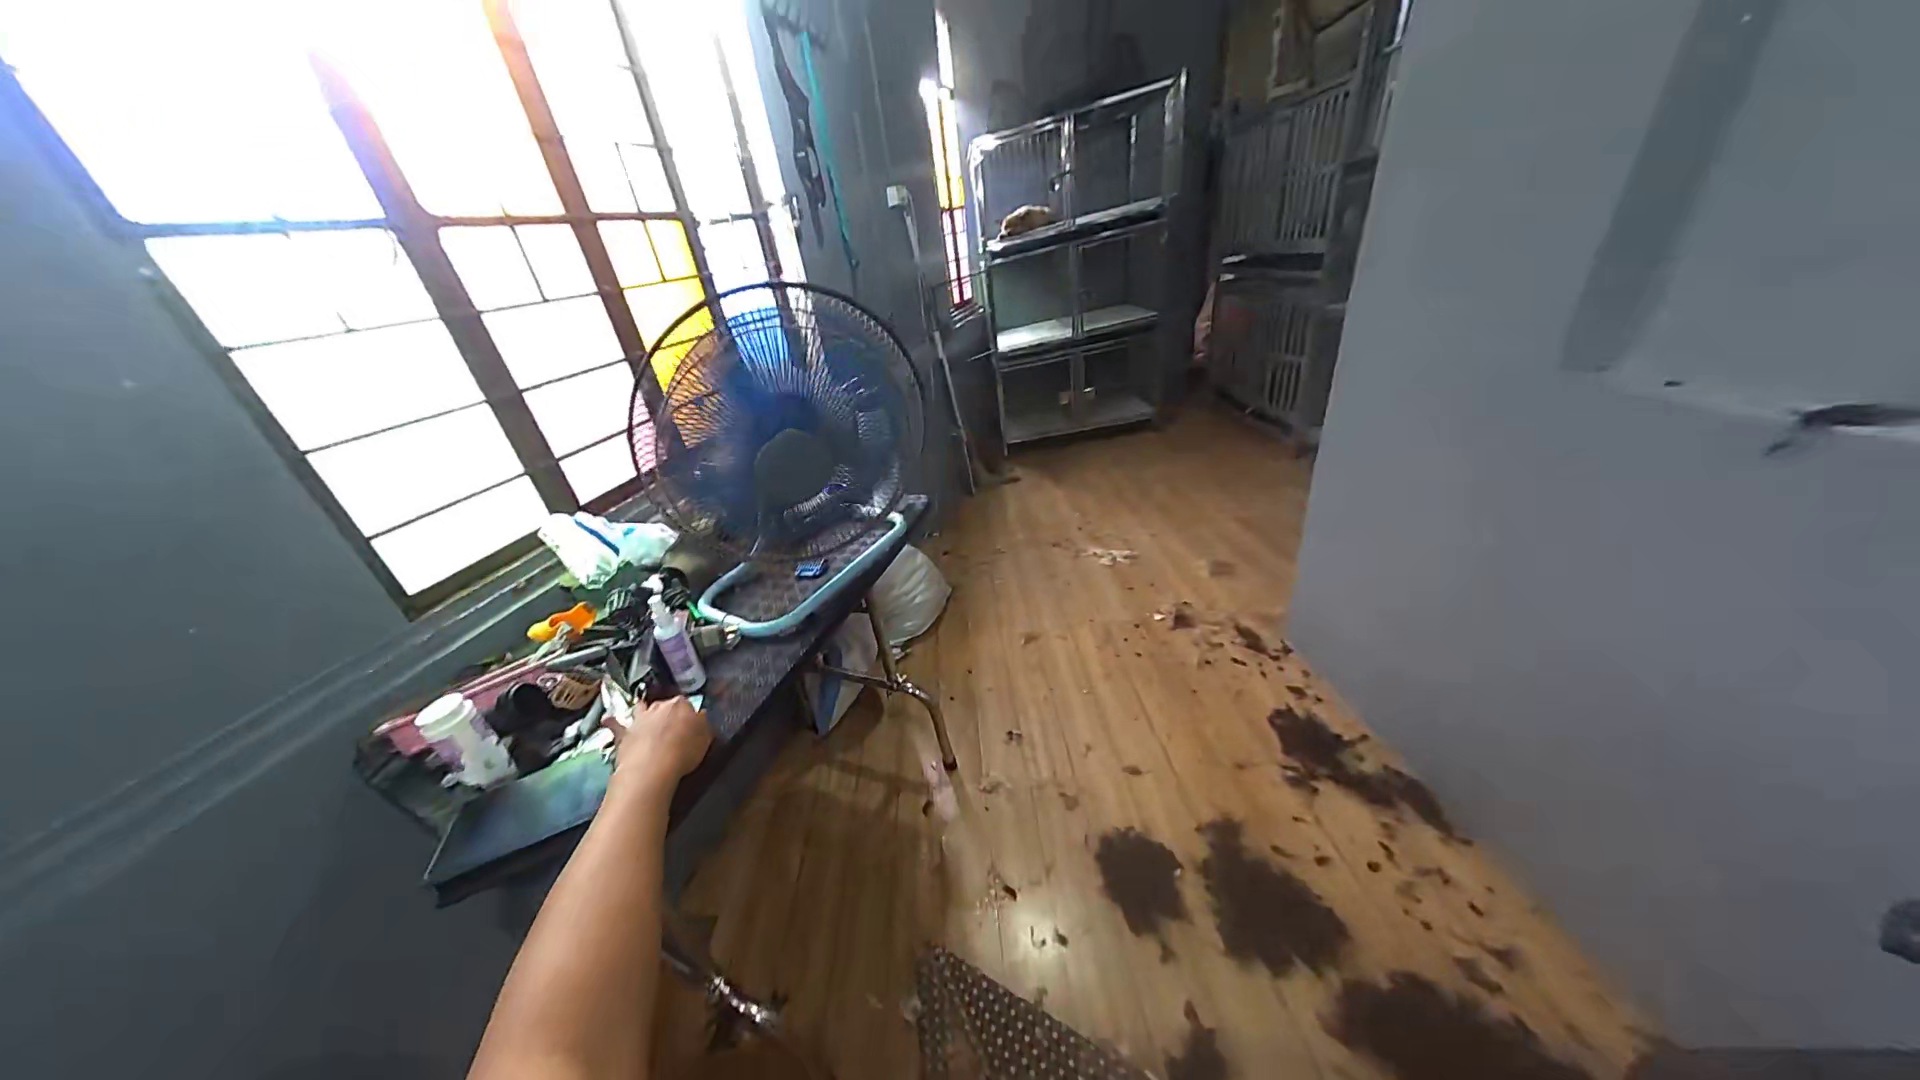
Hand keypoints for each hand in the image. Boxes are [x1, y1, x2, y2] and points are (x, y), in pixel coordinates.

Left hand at [605, 695, 711, 784]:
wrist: (652, 768)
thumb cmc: (684, 752)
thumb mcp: (705, 739)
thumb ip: (703, 724)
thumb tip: (700, 715)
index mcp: (682, 705)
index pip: (687, 704)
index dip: (688, 715)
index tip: (690, 725)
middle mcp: (660, 707)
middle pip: (666, 705)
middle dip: (668, 712)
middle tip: (672, 725)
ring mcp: (640, 719)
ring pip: (642, 708)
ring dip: (643, 709)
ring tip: (645, 714)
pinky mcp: (624, 734)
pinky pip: (616, 725)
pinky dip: (612, 722)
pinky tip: (607, 719)